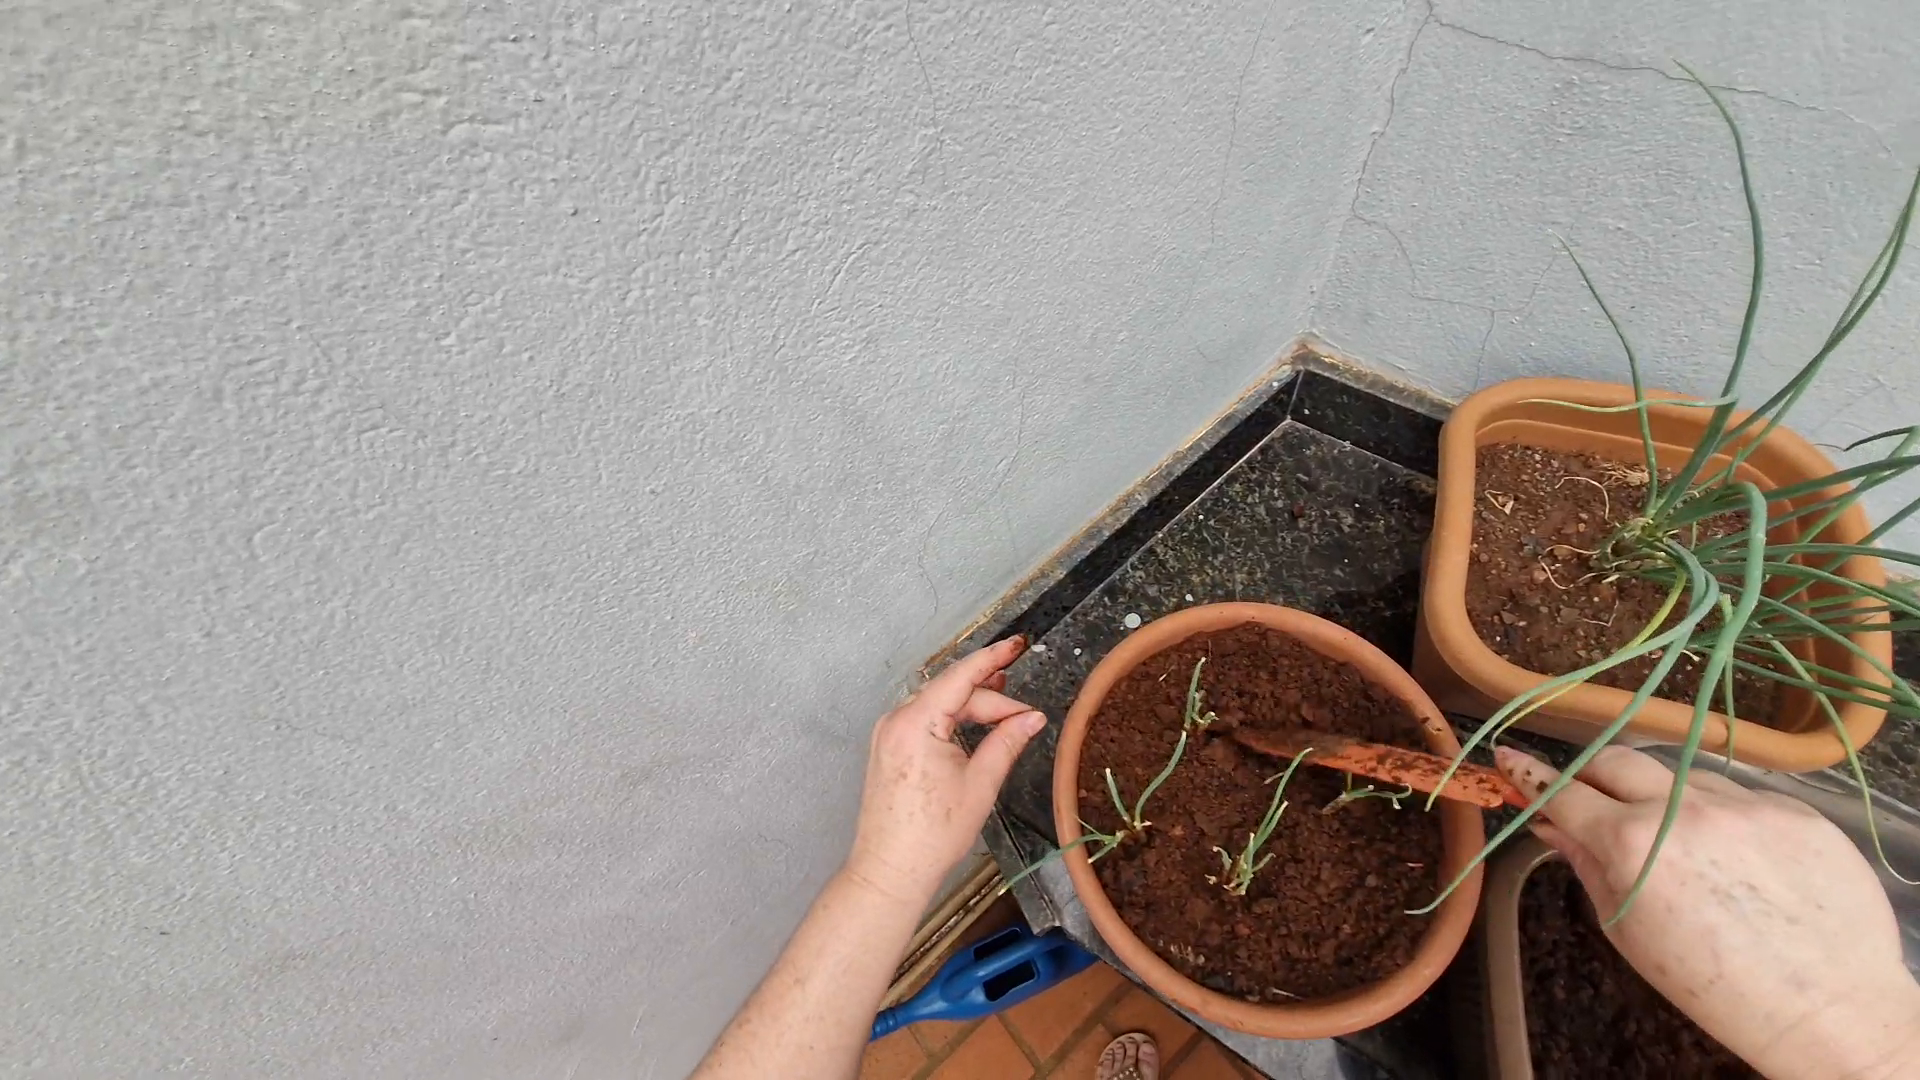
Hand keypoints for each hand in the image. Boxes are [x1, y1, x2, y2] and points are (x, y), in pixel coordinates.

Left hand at [844, 637, 1046, 905]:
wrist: (890, 870)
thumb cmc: (932, 835)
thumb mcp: (980, 784)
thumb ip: (1007, 741)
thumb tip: (1033, 718)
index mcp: (916, 723)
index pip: (961, 677)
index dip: (993, 658)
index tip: (1016, 644)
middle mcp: (896, 719)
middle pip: (952, 692)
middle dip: (991, 699)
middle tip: (1025, 714)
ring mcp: (889, 732)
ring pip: (939, 704)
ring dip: (972, 706)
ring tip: (1004, 708)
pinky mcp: (889, 745)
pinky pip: (925, 718)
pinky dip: (952, 718)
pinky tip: (973, 723)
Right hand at [1498, 745, 1919, 1079]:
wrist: (1834, 1016)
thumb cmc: (1709, 981)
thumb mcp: (1623, 924)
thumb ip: (1582, 860)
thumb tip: (1547, 822)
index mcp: (1630, 842)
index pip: (1560, 790)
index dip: (1528, 771)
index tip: (1508, 756)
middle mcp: (1683, 810)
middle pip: (1613, 760)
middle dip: (1591, 773)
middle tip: (1590, 797)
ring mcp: (1746, 808)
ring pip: (1676, 774)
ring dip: (1660, 795)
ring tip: (1679, 839)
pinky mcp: (1799, 815)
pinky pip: (1736, 793)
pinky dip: (1717, 811)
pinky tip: (1732, 852)